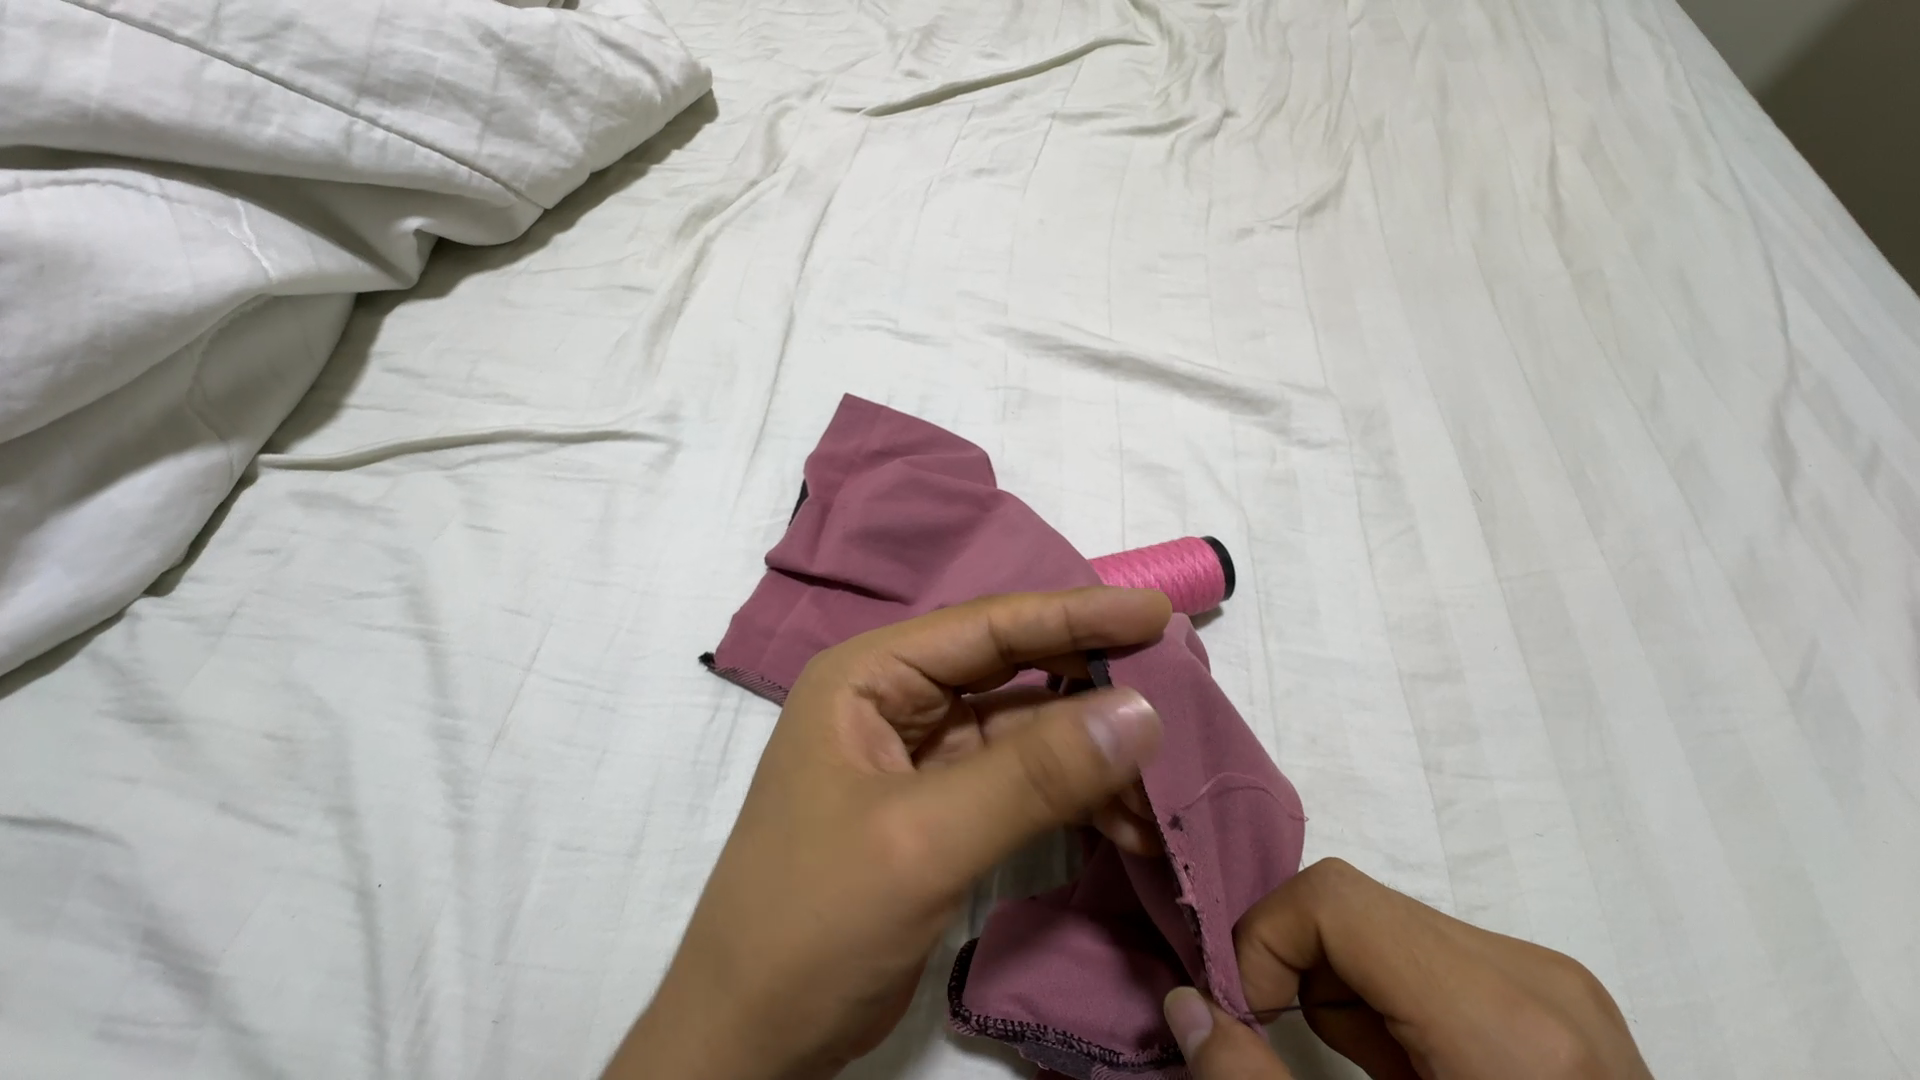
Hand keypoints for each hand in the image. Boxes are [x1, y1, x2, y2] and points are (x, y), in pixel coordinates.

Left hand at [604, 587, 1173, 1079]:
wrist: (753, 1034)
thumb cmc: (815, 918)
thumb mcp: (925, 838)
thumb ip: (1034, 774)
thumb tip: (1143, 710)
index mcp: (868, 677)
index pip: (987, 627)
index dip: (1075, 615)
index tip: (1159, 615)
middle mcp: (893, 702)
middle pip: (1012, 672)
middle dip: (1093, 685)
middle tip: (1179, 689)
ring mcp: (918, 758)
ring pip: (1024, 733)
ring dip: (1092, 756)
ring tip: (1166, 786)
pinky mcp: (940, 812)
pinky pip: (1020, 785)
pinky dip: (1073, 800)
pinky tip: (1128, 825)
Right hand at [1161, 859, 1654, 1079]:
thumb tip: (1185, 1005)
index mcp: (1503, 1023)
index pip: (1333, 899)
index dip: (1263, 942)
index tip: (1248, 1019)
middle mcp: (1536, 975)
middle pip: (1354, 906)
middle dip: (1300, 973)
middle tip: (1309, 1058)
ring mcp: (1555, 980)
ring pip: (1385, 924)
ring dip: (1345, 989)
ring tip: (1384, 1079)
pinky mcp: (1556, 993)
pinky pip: (1426, 950)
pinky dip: (1390, 996)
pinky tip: (1419, 1071)